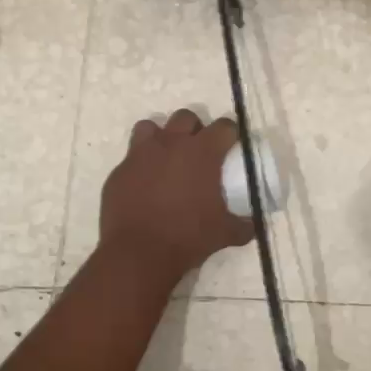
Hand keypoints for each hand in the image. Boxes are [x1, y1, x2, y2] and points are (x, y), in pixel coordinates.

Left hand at [98, 109, 254, 277]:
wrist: (138, 253)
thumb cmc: (188, 237)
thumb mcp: (224, 233)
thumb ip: (242, 224)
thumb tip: (251, 224)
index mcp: (202, 152)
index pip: (224, 127)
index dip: (231, 134)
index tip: (232, 145)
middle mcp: (171, 144)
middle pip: (185, 118)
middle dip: (194, 129)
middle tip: (199, 152)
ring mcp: (140, 155)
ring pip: (150, 127)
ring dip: (161, 138)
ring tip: (166, 159)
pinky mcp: (119, 171)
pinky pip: (130, 158)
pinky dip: (140, 166)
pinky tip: (144, 186)